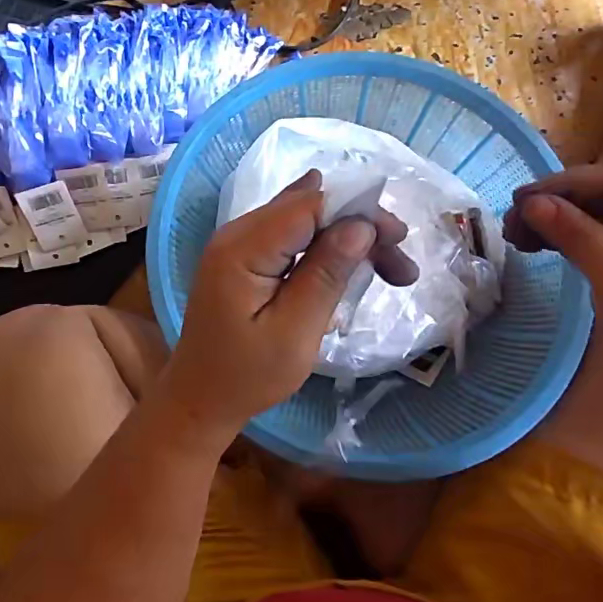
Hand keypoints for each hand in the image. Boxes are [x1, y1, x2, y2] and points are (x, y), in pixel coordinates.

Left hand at [163, 170, 415, 436]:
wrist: (201, 395)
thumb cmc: (247, 374)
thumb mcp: (294, 332)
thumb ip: (325, 275)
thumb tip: (360, 225)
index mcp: (240, 249)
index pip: (307, 206)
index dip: (358, 213)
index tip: (399, 242)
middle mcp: (233, 234)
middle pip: (306, 208)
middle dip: (359, 226)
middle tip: (402, 269)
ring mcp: (234, 244)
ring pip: (301, 220)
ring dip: (346, 237)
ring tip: (389, 270)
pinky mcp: (241, 258)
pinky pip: (289, 237)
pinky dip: (323, 247)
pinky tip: (350, 264)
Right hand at [504, 166, 602, 382]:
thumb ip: (575, 232)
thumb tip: (529, 202)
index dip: (560, 185)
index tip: (516, 200)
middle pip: (600, 199)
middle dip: (552, 207)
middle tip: (510, 225)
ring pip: (592, 222)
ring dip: (552, 225)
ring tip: (517, 240)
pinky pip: (594, 244)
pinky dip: (563, 242)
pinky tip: (539, 249)